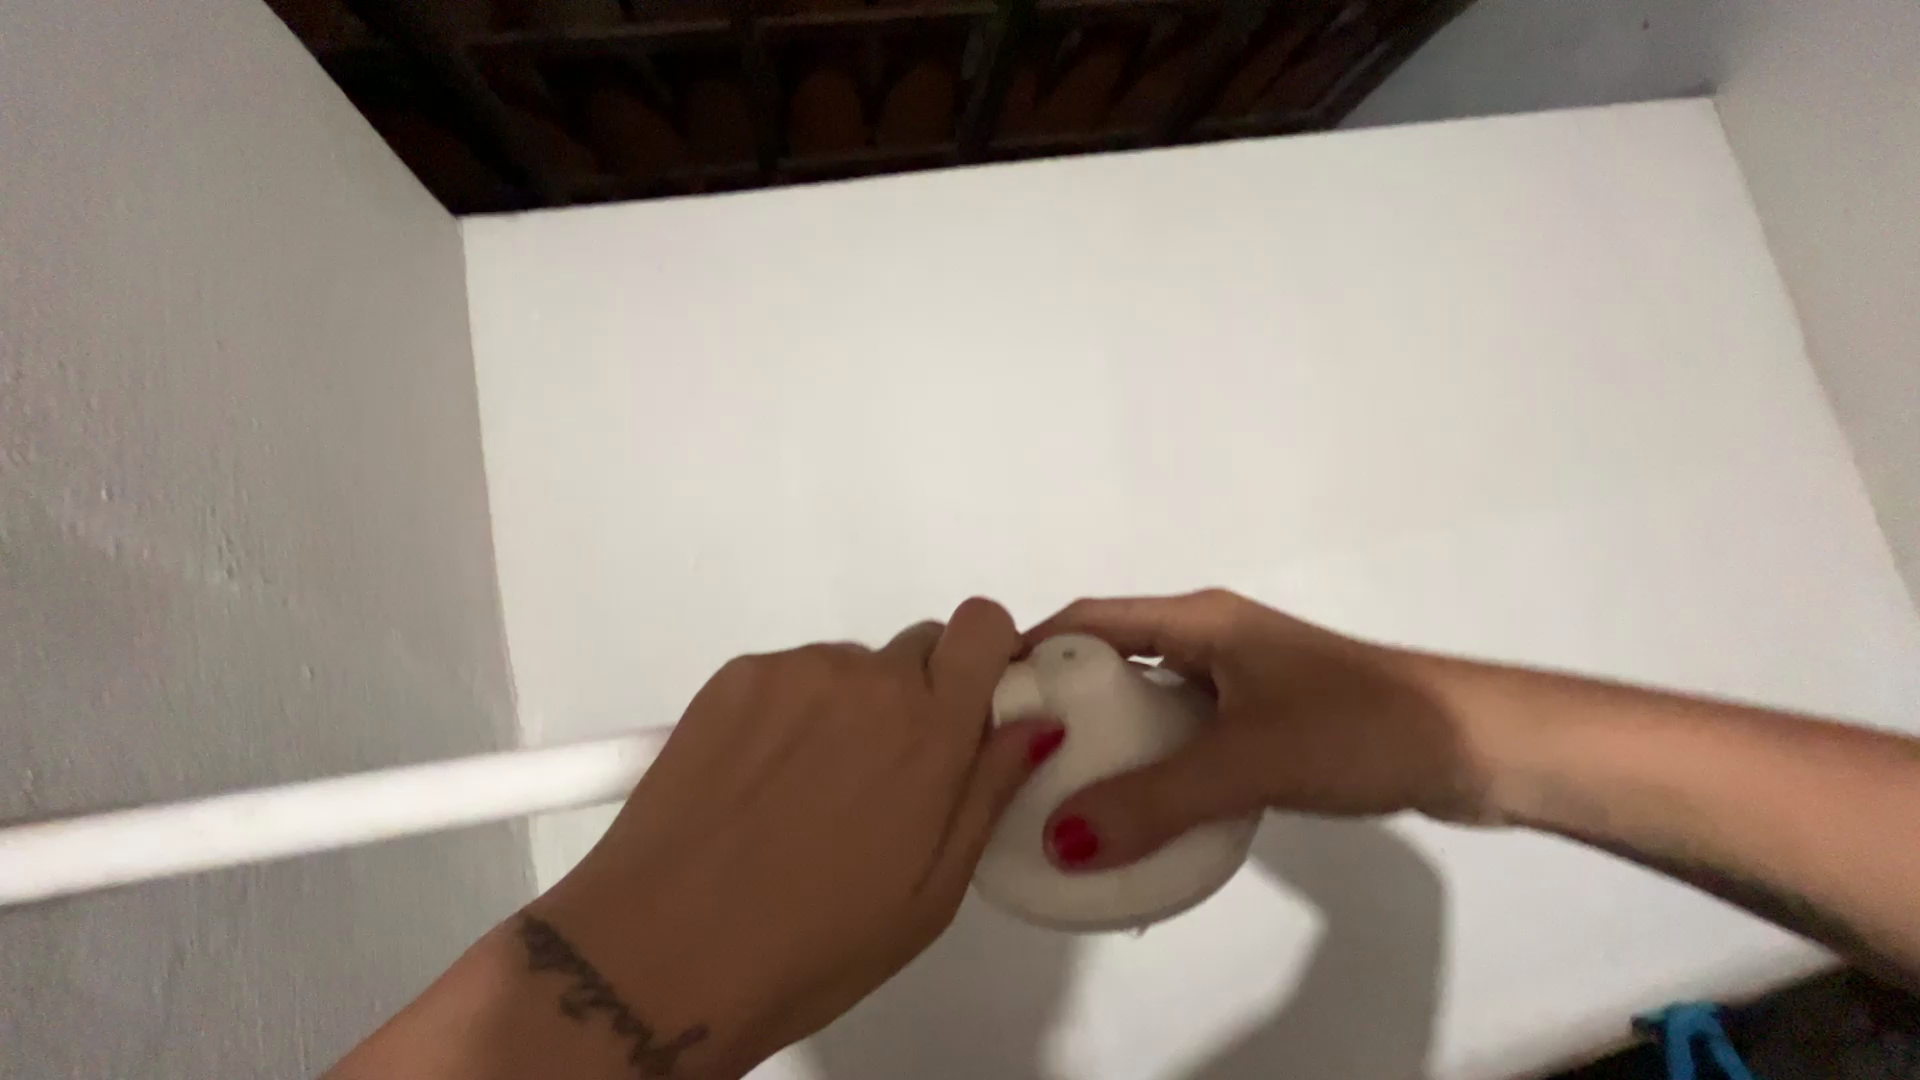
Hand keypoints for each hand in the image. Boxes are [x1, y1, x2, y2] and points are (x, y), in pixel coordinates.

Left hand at [524, 599, 1063, 1078]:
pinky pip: (793, 674)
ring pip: (853, 665)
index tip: (973, 703)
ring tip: (809, 789)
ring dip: (852, 707)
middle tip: (885, 772)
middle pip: (919, 646)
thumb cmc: (815, 943)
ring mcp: (795, 670)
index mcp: (928, 729)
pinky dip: (795, 710)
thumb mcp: (931, 893)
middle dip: (920, 694)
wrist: (658, 956)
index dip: (987, 655)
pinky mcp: (736, 675)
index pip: (982, 624)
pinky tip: (764, 778)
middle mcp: (866, 677)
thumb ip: (989, 790)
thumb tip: (1035, 722)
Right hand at [1027, 590, 1490, 871]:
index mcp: (1196, 621)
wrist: (1473, 746)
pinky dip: (1148, 754)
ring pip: (1146, 695)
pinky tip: (1135, 797)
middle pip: (1110, 655)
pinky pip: (1180, 727)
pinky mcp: (1258, 714)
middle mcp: (1207, 637)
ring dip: (1104, 728)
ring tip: (1057, 777)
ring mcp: (1234, 676)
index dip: (1032, 646)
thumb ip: (1156, 800)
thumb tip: (1061, 840)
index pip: (1089, 619)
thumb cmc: (1357, 729)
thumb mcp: (1248, 762)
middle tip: (1012, 747)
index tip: (984, 692)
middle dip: (1060, 693)